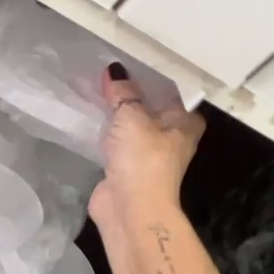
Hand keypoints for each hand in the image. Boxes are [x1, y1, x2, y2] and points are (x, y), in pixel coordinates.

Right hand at [89, 65, 204, 228]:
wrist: (130, 208)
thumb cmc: (142, 159)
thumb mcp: (132, 117)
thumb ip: (122, 93)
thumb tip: (113, 69)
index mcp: (184, 122)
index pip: (167, 91)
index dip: (146, 78)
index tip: (123, 64)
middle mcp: (171, 137)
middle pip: (147, 108)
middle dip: (127, 95)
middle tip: (101, 76)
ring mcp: (147, 154)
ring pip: (130, 126)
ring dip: (114, 115)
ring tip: (92, 94)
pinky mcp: (125, 168)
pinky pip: (114, 143)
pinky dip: (104, 134)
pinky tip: (88, 122)